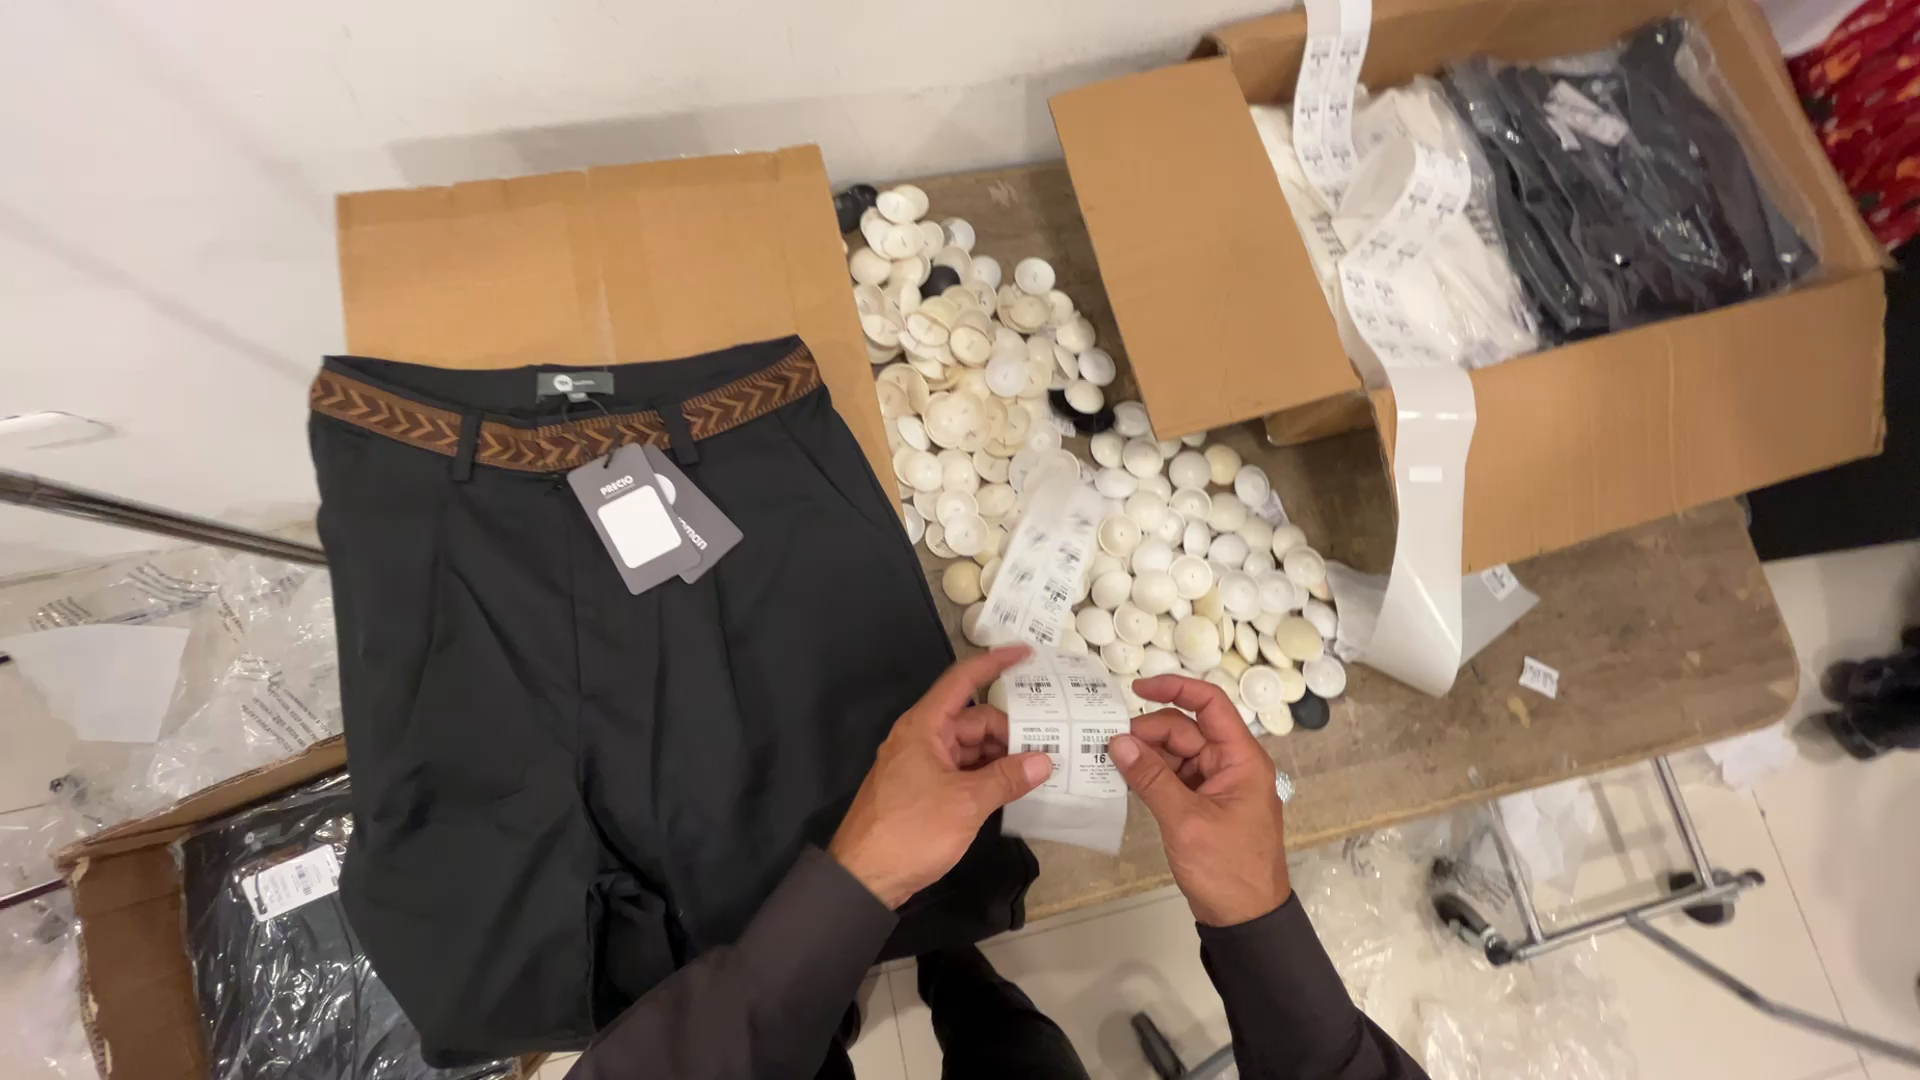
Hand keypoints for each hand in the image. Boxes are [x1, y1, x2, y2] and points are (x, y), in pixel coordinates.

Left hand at [829, 646, 1053, 907]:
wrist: (862, 879)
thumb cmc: (910, 831)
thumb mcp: (965, 804)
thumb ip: (1006, 779)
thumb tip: (1044, 761)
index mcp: (924, 726)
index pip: (963, 680)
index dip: (994, 662)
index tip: (1025, 652)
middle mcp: (922, 737)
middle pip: (973, 719)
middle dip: (1009, 730)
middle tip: (1050, 744)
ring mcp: (922, 764)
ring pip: (970, 748)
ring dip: (1000, 755)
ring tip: (1041, 766)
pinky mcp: (923, 790)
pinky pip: (962, 770)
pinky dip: (986, 775)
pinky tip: (1013, 787)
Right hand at [1108, 675, 1290, 926]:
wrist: (1246, 922)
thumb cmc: (1227, 869)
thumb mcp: (1186, 821)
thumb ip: (1151, 778)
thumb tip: (1117, 741)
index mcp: (1241, 758)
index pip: (1210, 703)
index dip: (1175, 688)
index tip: (1136, 690)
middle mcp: (1229, 763)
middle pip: (1185, 728)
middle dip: (1148, 732)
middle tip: (1111, 746)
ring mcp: (1215, 782)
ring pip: (1175, 751)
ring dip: (1146, 753)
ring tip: (1112, 761)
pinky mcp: (1202, 801)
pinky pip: (1173, 774)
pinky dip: (1150, 773)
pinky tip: (1125, 776)